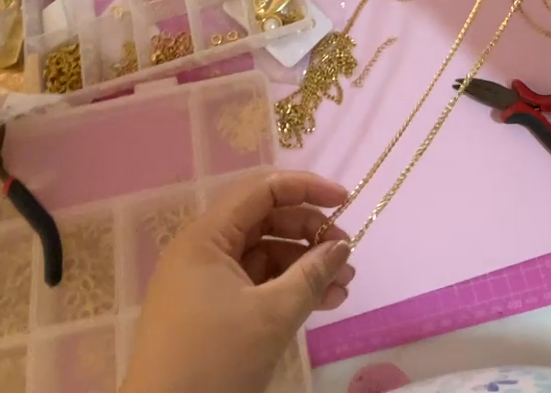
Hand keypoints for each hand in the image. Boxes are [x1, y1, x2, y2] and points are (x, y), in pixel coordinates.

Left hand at [121, 172, 354, 392]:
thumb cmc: (214, 362)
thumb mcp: (271, 317)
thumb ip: (311, 275)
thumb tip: (342, 246)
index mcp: (207, 235)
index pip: (263, 189)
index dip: (306, 188)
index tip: (346, 200)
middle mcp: (203, 248)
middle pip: (265, 220)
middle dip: (310, 234)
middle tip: (346, 254)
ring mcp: (204, 280)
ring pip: (264, 254)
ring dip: (304, 265)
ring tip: (344, 286)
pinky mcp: (210, 310)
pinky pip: (255, 283)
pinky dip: (287, 289)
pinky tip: (323, 303)